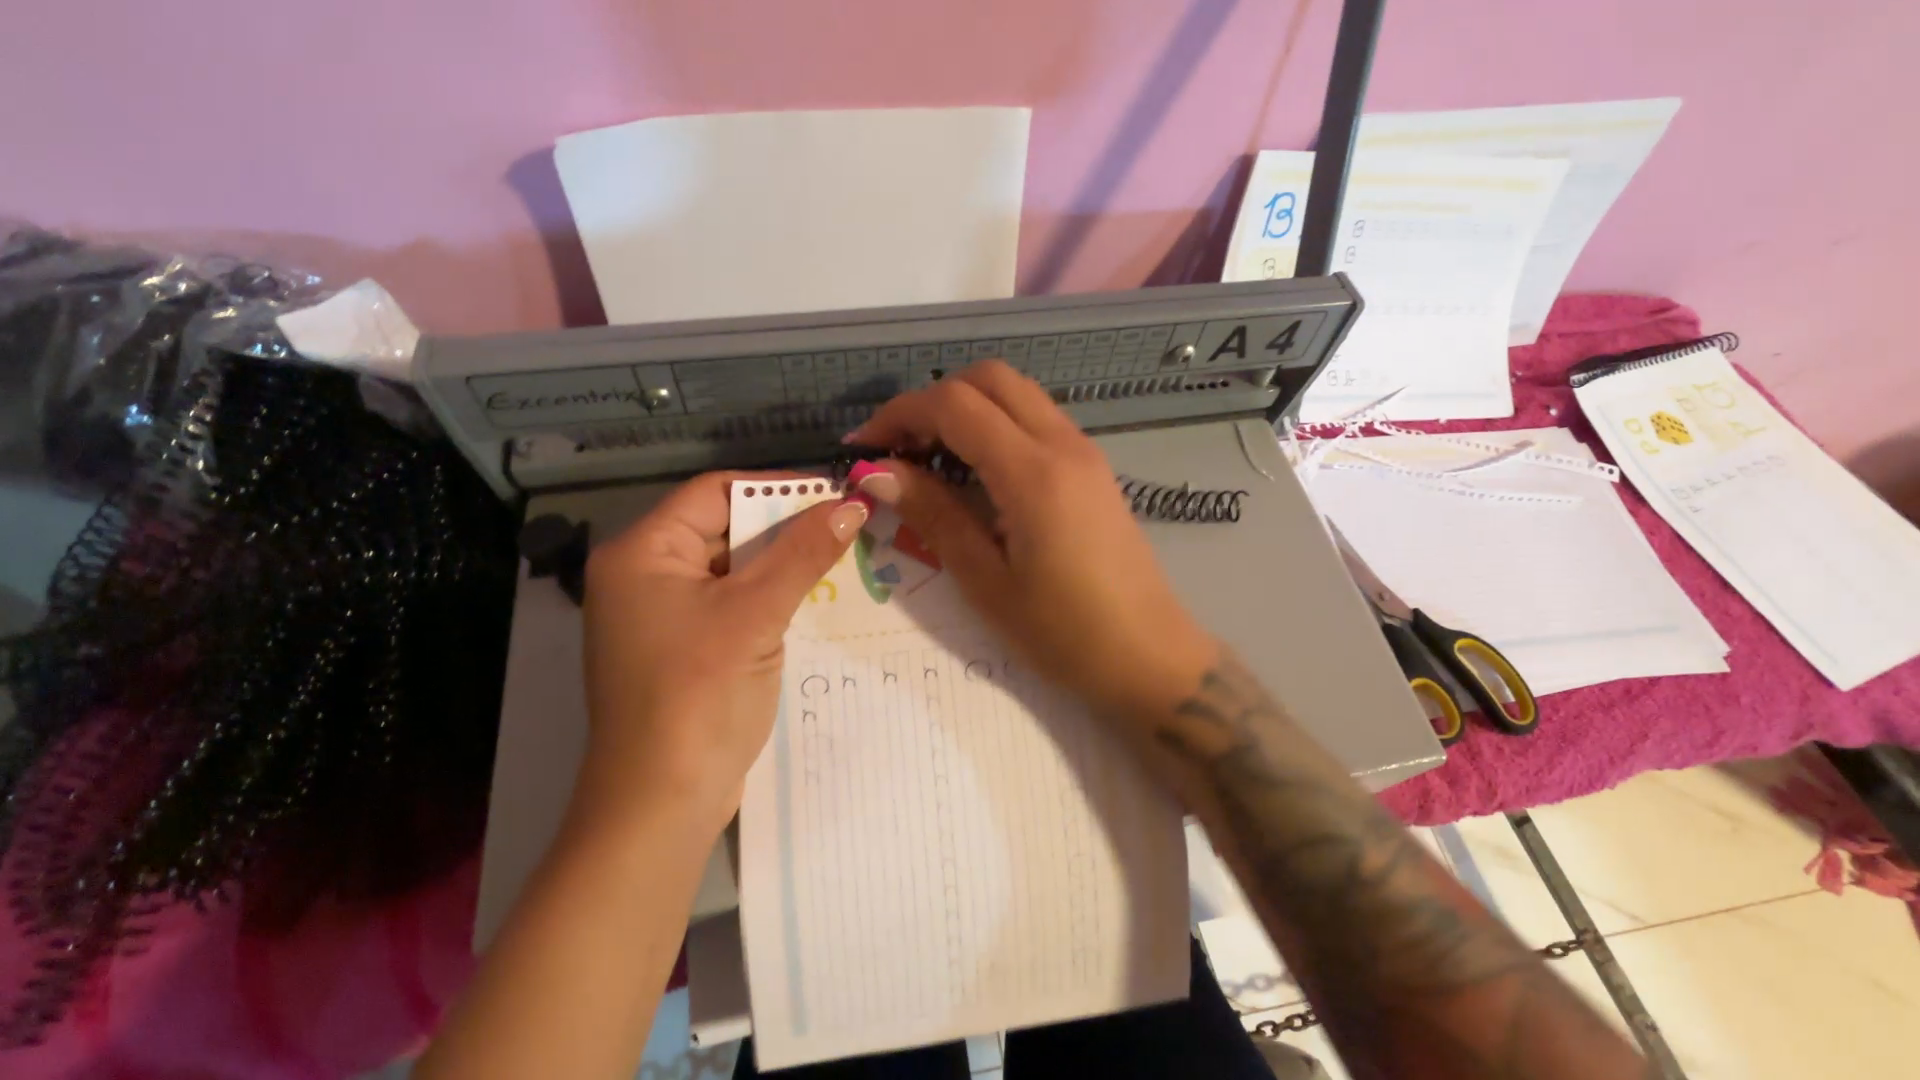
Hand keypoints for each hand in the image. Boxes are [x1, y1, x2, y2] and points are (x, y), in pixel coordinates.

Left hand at [578, 472, 866, 834]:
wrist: (660, 801)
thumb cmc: (699, 695)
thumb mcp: (756, 615)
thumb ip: (803, 554)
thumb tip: (853, 503)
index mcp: (641, 552)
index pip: (715, 493)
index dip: (776, 489)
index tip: (835, 496)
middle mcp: (642, 577)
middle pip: (723, 531)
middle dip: (785, 531)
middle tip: (848, 529)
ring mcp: (659, 618)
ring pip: (731, 572)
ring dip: (781, 569)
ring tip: (842, 562)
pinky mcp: (680, 653)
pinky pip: (729, 609)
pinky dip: (767, 603)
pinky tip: (812, 606)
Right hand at [847, 361, 1214, 721]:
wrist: (1148, 657)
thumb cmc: (1063, 633)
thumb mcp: (986, 582)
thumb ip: (934, 515)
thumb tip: (877, 472)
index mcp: (1033, 473)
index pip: (954, 405)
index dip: (899, 415)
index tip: (862, 449)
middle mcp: (1063, 445)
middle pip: (989, 378)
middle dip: (933, 399)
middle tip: (898, 448)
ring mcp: (1085, 452)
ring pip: (1016, 393)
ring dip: (967, 408)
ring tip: (929, 459)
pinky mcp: (1093, 468)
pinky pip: (1037, 419)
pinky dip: (996, 424)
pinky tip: (973, 472)